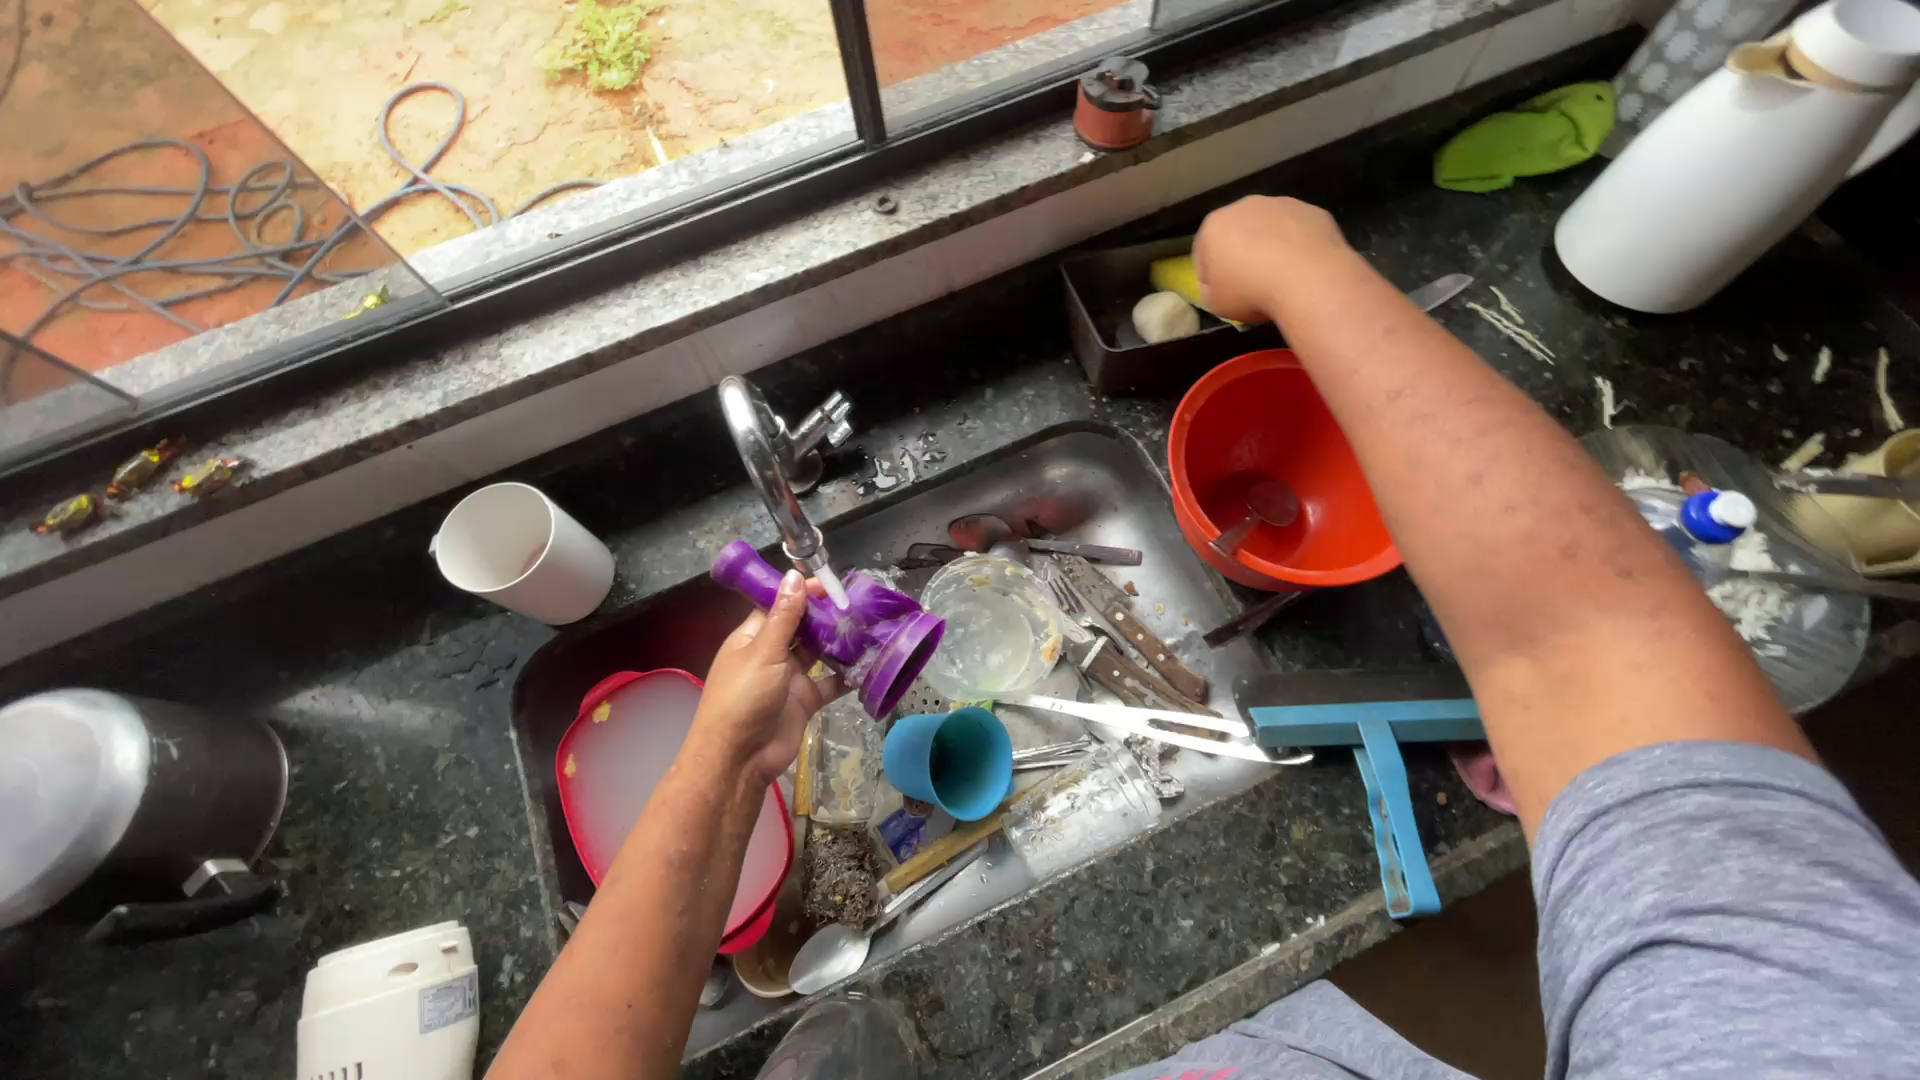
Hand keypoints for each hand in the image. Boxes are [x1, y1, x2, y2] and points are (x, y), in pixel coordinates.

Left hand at [692, 570, 847, 784]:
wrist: (740, 758)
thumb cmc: (743, 698)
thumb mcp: (763, 652)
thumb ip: (784, 616)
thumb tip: (794, 575)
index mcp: (753, 637)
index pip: (778, 605)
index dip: (802, 592)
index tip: (830, 583)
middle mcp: (772, 653)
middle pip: (802, 626)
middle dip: (825, 614)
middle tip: (858, 603)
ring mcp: (790, 677)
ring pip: (819, 652)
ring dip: (839, 641)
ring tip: (868, 626)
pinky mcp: (806, 700)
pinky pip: (830, 682)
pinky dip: (847, 674)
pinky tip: (869, 663)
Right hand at [1192, 196, 1352, 322]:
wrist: (1308, 279)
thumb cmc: (1250, 291)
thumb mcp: (1213, 303)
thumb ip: (1208, 287)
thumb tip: (1219, 280)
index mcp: (1214, 225)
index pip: (1203, 252)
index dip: (1211, 276)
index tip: (1224, 293)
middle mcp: (1245, 206)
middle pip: (1236, 233)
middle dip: (1241, 254)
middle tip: (1251, 283)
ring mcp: (1281, 204)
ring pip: (1268, 228)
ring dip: (1269, 246)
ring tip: (1279, 276)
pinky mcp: (1312, 210)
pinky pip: (1296, 230)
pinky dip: (1296, 245)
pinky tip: (1301, 268)